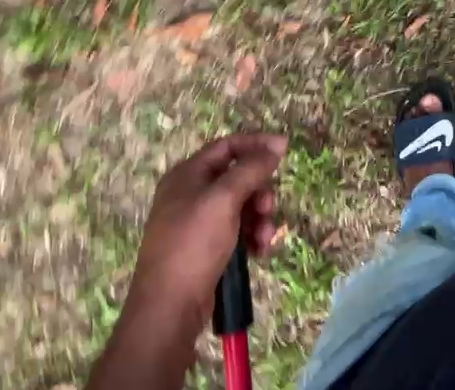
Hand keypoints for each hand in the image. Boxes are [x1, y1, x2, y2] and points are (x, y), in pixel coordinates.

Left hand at [125, 133, 287, 327]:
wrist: (169, 309)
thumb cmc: (193, 246)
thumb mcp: (224, 200)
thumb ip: (252, 168)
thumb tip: (277, 144)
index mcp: (187, 176)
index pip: (227, 146)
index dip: (257, 144)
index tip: (285, 150)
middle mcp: (190, 195)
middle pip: (238, 176)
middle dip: (260, 190)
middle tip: (268, 207)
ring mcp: (197, 223)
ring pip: (242, 205)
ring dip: (260, 217)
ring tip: (264, 237)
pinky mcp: (206, 247)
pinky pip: (238, 229)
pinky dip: (252, 236)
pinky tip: (259, 251)